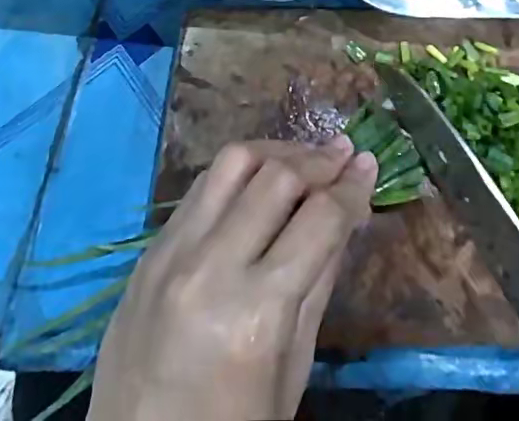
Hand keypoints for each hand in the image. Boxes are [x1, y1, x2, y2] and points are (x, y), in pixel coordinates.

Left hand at [88, 137, 375, 420]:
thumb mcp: (292, 368)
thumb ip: (319, 283)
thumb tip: (347, 214)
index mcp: (256, 312)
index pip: (318, 219)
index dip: (351, 188)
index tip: (369, 165)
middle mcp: (211, 265)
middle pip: (275, 177)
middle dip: (318, 159)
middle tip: (343, 152)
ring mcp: (172, 250)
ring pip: (231, 163)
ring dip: (276, 151)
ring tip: (304, 157)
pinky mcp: (149, 247)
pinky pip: (200, 187)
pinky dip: (237, 173)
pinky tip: (258, 179)